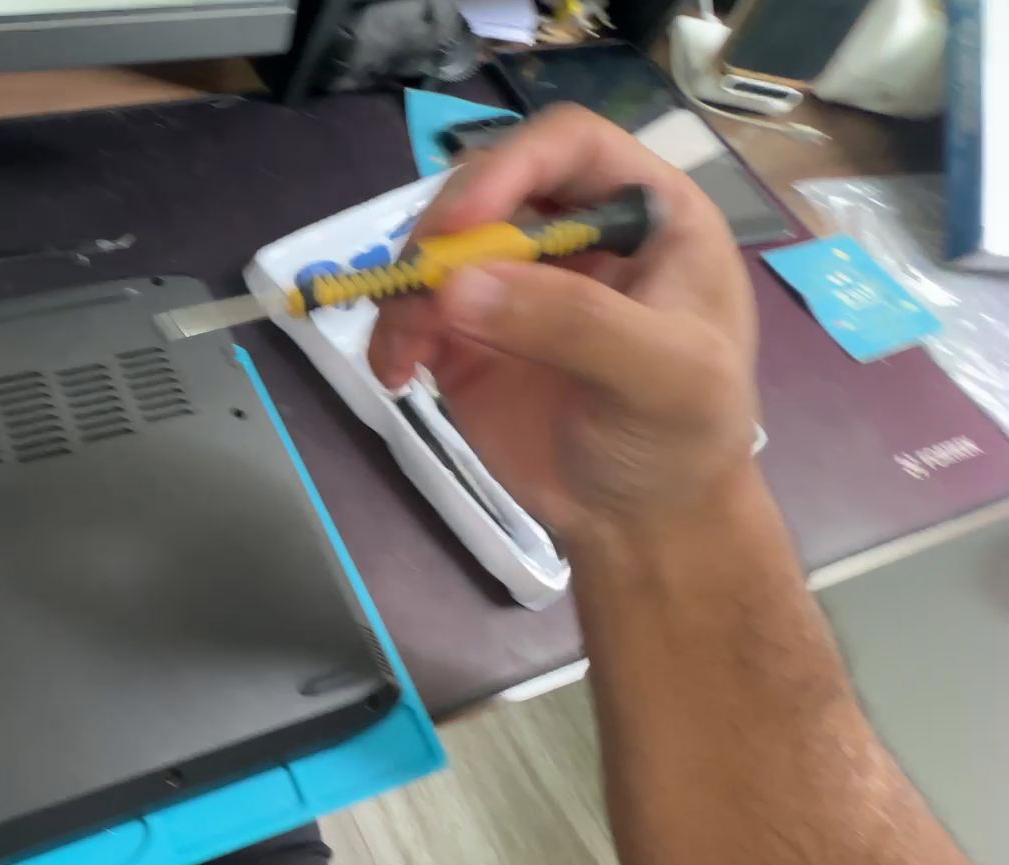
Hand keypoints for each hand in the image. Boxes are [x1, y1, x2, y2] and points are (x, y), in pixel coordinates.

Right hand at [367, 105, 760, 546]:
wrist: (633, 515)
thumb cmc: (677, 435)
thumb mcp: (659, 374)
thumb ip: (571, 322)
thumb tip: (452, 285)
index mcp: (640, 217)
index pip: (565, 147)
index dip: (506, 169)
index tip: (457, 226)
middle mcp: (566, 243)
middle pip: (479, 199)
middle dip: (436, 243)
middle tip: (414, 296)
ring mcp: (507, 294)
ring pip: (431, 260)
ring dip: (402, 301)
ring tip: (403, 359)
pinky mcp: (463, 342)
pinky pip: (409, 319)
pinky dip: (389, 341)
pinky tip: (396, 376)